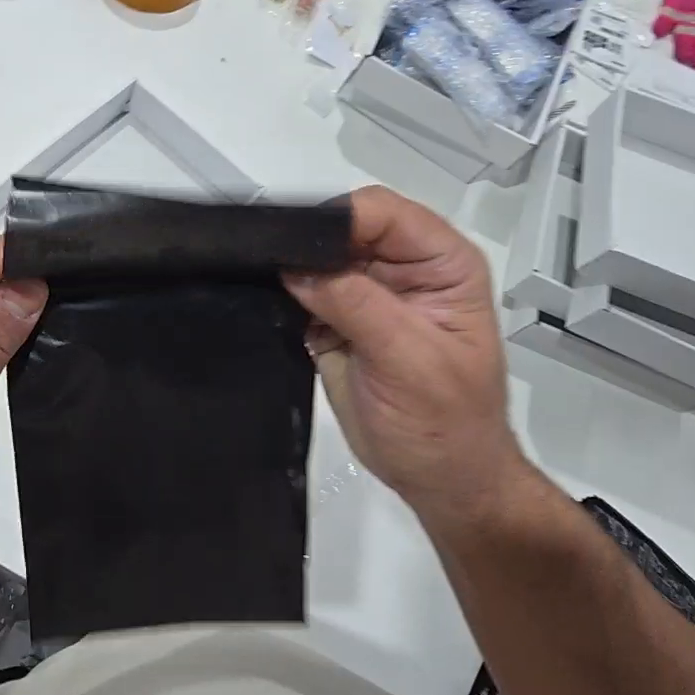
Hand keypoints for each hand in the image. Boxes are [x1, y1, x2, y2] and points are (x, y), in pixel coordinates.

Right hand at [284, 186, 519, 518]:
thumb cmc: (445, 425)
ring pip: (316, 257)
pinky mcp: (335, 321)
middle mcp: (402, 268)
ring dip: (285, 267)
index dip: (338, 221)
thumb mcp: (411, 361)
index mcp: (441, 264)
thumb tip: (294, 266)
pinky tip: (255, 301)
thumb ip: (357, 305)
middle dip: (304, 241)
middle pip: (344, 229)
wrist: (441, 482)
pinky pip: (300, 293)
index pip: (383, 213)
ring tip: (249, 279)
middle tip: (258, 261)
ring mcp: (366, 294)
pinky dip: (278, 296)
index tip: (291, 245)